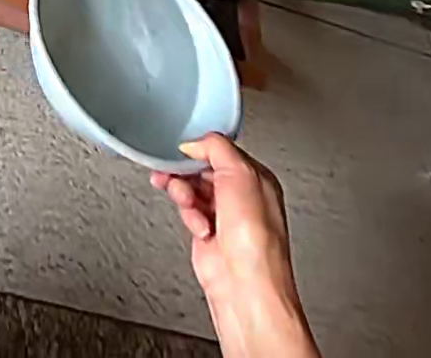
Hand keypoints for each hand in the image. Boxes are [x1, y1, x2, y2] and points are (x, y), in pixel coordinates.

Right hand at [152, 134, 322, 357]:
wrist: (244, 287)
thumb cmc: (255, 242)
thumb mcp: (239, 174)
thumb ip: (216, 147)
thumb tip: (195, 142)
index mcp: (256, 178)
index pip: (220, 149)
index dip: (200, 148)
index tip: (184, 150)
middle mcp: (241, 196)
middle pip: (200, 167)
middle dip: (184, 171)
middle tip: (173, 172)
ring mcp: (223, 214)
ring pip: (190, 186)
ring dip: (182, 192)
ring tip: (185, 201)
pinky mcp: (206, 230)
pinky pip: (186, 209)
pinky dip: (187, 214)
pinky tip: (197, 225)